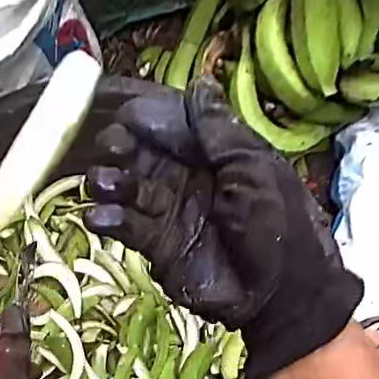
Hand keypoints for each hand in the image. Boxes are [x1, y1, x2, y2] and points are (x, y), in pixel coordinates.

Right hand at [83, 78, 362, 378]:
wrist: (280, 291)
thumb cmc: (276, 222)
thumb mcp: (253, 167)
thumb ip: (219, 132)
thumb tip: (198, 86)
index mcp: (211, 156)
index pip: (170, 127)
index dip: (147, 117)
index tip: (125, 112)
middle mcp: (185, 180)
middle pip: (142, 155)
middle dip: (121, 146)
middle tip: (111, 147)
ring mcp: (170, 215)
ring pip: (130, 190)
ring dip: (111, 182)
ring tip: (100, 182)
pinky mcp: (159, 248)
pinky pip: (131, 229)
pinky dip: (111, 221)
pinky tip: (98, 217)